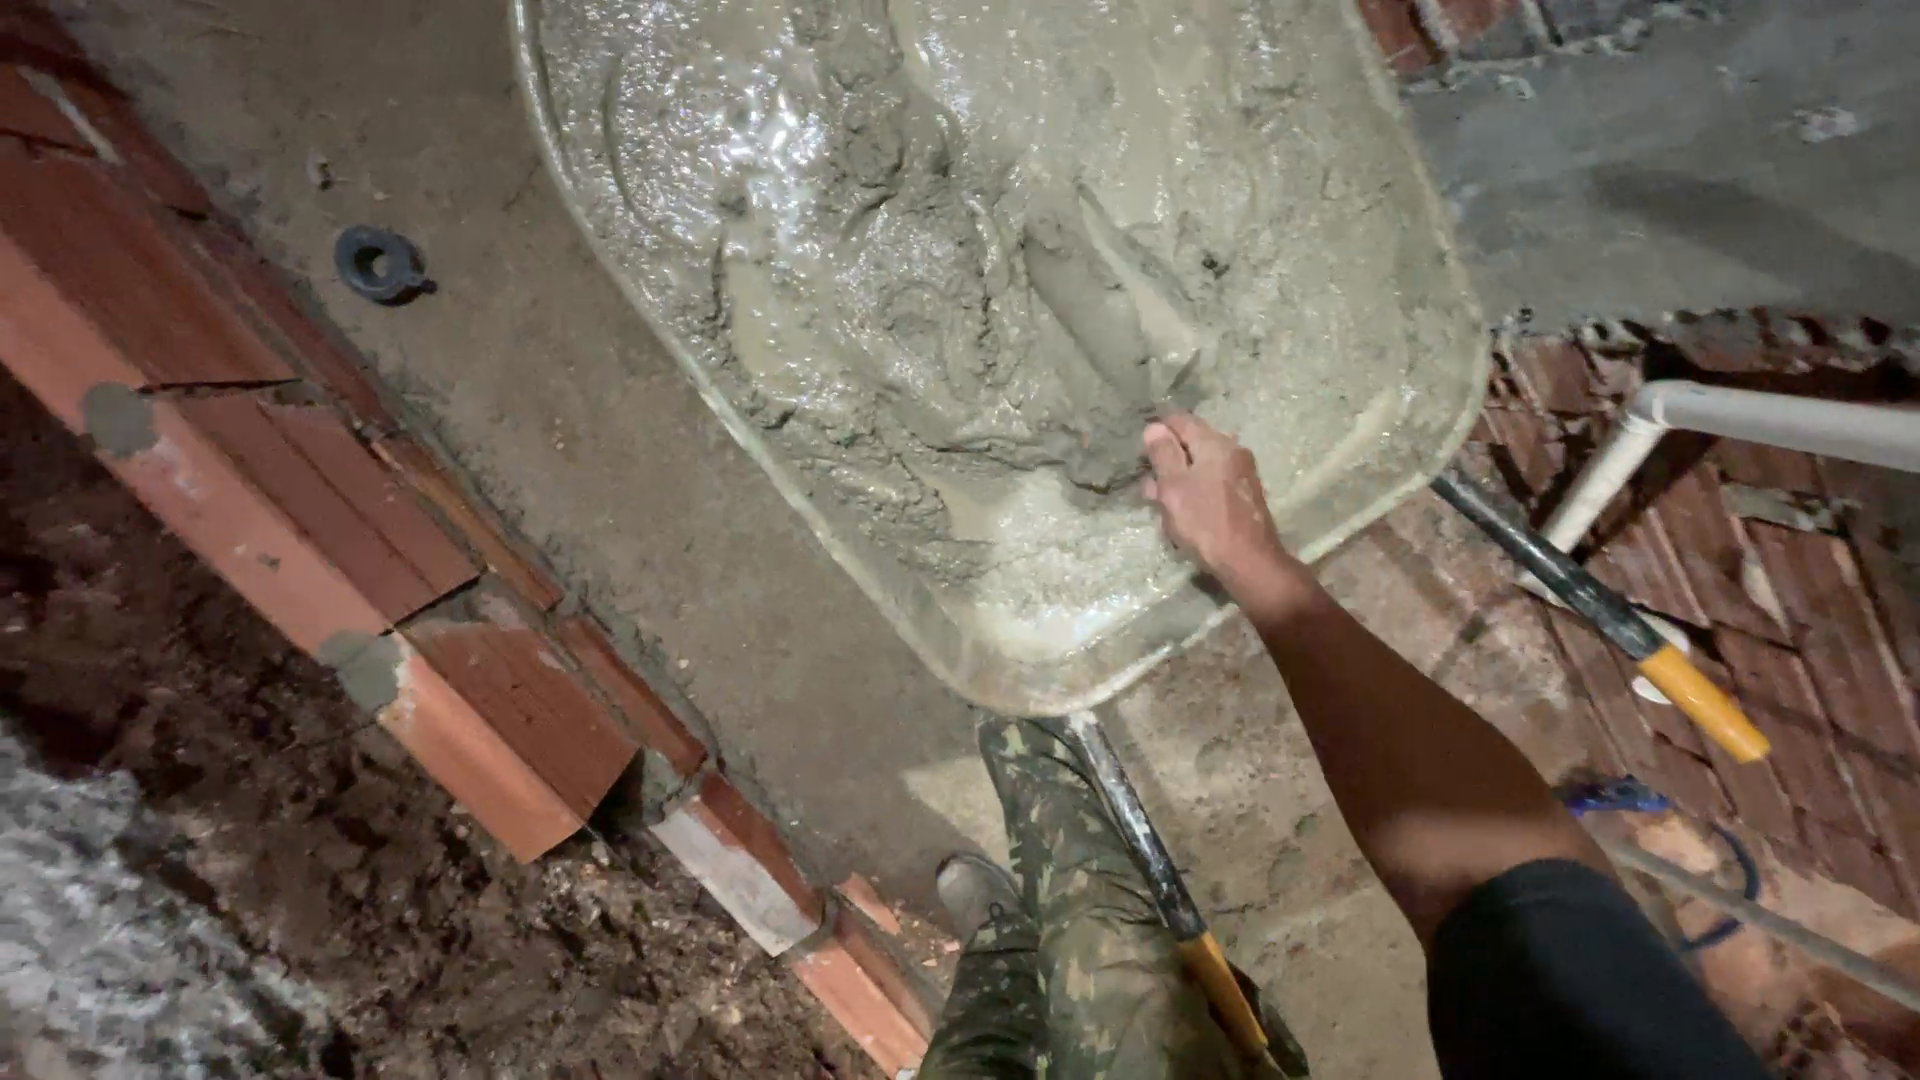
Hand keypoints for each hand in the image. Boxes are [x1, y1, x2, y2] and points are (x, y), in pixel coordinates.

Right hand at [1142, 414, 1296, 596]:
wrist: (1249, 560)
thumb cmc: (1204, 522)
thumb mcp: (1174, 487)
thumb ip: (1163, 455)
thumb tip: (1154, 427)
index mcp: (1215, 444)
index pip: (1181, 420)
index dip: (1158, 430)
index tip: (1141, 449)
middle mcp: (1232, 450)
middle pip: (1193, 441)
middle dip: (1168, 456)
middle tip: (1148, 478)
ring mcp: (1241, 471)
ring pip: (1202, 462)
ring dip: (1178, 474)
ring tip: (1158, 497)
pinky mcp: (1244, 492)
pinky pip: (1213, 478)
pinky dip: (1194, 486)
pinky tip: (1182, 506)